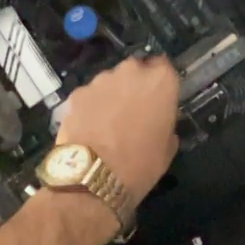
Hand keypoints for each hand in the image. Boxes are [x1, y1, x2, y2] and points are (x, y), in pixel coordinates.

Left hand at [54, 56, 179, 205]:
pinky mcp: (77, 93)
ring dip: (112, 95)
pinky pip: (89, 95)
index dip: (159, 83)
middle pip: (135, 69)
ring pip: (110, 81)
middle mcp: (131, 72)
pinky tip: (89, 127)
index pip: (164, 67)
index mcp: (160, 81)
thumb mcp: (168, 147)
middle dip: (134, 85)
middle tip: (133, 110)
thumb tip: (157, 120)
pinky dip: (90, 106)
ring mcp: (101, 80)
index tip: (158, 98)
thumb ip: (165, 122)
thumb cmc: (140, 164)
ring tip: (108, 122)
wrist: (92, 177)